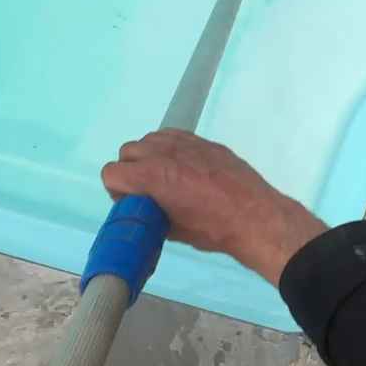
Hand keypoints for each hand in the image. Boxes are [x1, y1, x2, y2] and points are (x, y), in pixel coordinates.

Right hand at [101, 130, 328, 285]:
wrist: (254, 216)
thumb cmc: (212, 229)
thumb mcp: (171, 230)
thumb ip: (149, 213)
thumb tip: (145, 210)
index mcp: (151, 176)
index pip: (111, 172)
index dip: (118, 190)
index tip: (132, 202)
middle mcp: (163, 153)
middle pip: (127, 152)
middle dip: (131, 171)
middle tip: (147, 190)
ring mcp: (186, 143)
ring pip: (150, 139)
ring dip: (150, 156)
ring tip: (166, 177)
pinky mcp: (205, 142)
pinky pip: (174, 135)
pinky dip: (171, 147)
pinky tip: (183, 166)